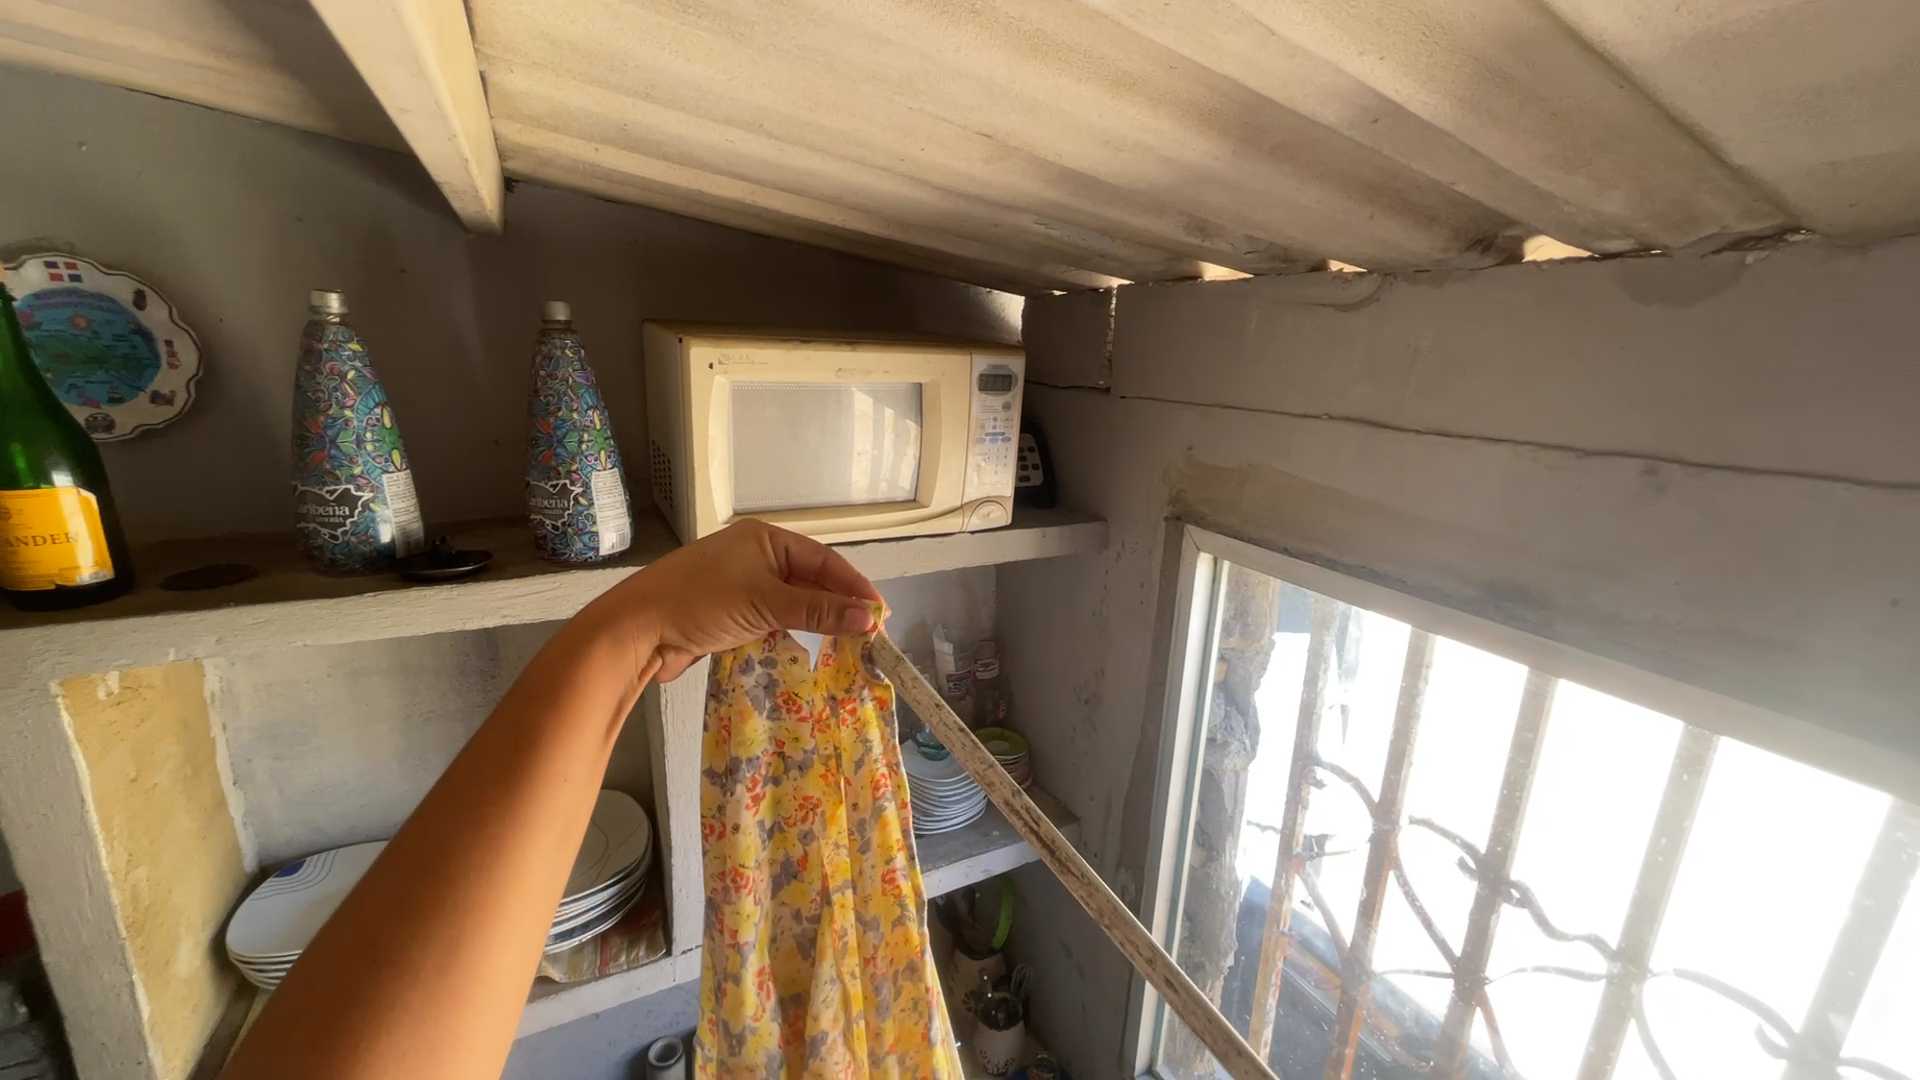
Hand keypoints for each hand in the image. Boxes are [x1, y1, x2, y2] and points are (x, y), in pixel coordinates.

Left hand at [586, 519, 882, 680]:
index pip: (824, 560)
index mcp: (766, 539)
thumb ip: (820, 610)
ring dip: (819, 619)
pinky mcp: (732, 612)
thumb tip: (871, 618)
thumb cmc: (701, 602)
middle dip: (839, 604)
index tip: (880, 611)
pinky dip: (795, 630)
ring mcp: (744, 584)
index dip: (854, 586)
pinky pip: (775, 618)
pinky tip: (813, 646)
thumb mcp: (766, 603)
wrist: (636, 630)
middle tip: (870, 631)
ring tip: (849, 641)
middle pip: (811, 579)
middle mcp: (757, 556)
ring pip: (794, 601)